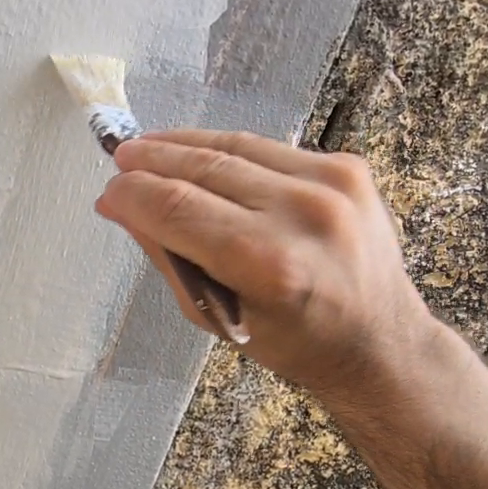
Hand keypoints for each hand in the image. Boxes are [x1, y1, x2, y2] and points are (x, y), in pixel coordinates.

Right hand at [95, 130, 439, 412]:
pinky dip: (226, 150)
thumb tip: (122, 208)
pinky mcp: (346, 167)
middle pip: (203, 169)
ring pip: (235, 147)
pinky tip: (198, 154)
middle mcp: (302, 214)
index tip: (109, 194)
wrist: (378, 339)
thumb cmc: (291, 343)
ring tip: (148, 148)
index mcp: (267, 264)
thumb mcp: (214, 317)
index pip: (177, 208)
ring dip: (184, 145)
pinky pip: (267, 149)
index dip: (133, 195)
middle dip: (152, 161)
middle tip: (120, 159)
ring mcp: (330, 184)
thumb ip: (167, 256)